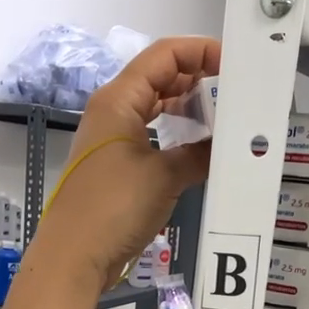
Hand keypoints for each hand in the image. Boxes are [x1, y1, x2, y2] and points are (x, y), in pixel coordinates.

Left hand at [32, 36, 220, 288]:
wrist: (74, 257)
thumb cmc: (114, 209)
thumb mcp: (164, 177)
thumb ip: (199, 154)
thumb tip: (225, 145)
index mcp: (118, 100)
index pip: (164, 55)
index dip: (200, 51)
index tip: (234, 64)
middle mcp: (112, 112)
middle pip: (158, 79)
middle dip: (196, 80)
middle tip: (233, 94)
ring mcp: (110, 141)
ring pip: (153, 109)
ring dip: (185, 110)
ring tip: (220, 119)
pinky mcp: (113, 168)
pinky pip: (149, 137)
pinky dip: (174, 137)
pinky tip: (196, 149)